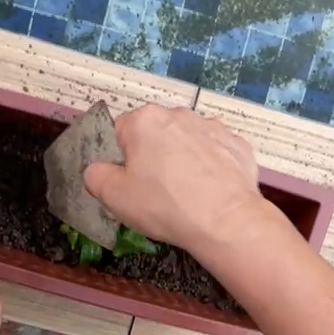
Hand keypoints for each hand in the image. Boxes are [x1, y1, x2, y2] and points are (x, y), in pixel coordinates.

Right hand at [83, 105, 274, 253]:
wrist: (225, 220)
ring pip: (186, 142)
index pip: (120, 132)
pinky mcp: (237, 144)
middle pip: (155, 134)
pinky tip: (209, 193)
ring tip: (184, 194)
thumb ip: (96, 177)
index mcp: (143, 121)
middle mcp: (178, 114)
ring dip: (181, 161)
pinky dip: (210, 169)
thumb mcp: (114, 197)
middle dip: (152, 157)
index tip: (128, 182)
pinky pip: (214, 153)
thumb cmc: (163, 205)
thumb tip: (98, 170)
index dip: (120, 159)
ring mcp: (212, 127)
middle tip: (154, 191)